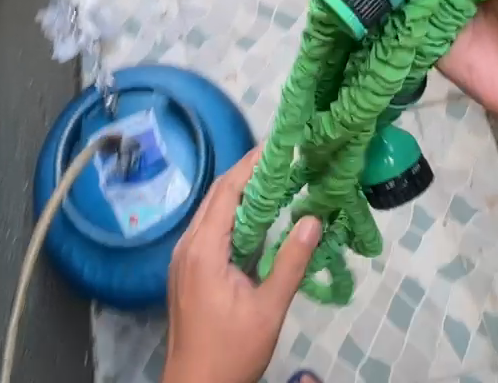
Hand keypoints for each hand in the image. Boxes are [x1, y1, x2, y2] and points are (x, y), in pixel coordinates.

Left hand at [163, 149, 321, 382]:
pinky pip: (208, 228)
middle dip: (247, 174)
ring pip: (211, 211)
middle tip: (282, 159)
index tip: (277, 146)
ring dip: (239, 193)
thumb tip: (313, 219)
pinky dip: (231, 215)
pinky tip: (255, 219)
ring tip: (274, 181)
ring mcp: (183, 257)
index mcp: (204, 248)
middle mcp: (187, 244)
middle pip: (217, 195)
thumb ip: (291, 263)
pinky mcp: (186, 269)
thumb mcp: (268, 310)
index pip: (227, 191)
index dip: (251, 164)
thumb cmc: (231, 351)